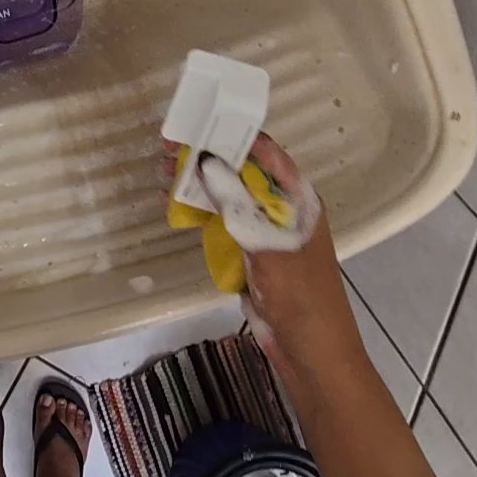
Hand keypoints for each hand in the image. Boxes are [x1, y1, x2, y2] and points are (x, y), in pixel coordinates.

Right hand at [166, 133, 359, 376]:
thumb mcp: (266, 243)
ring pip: (229, 195)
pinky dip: (201, 210)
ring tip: (166, 172)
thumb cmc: (299, 295)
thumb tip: (206, 160)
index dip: (233, 135)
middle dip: (208, 157)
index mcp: (298, 198)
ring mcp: (265, 229)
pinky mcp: (250, 250)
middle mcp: (282, 207)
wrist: (311, 352)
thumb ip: (236, 201)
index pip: (266, 153)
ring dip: (200, 182)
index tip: (198, 124)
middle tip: (170, 148)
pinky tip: (176, 204)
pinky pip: (223, 221)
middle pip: (243, 171)